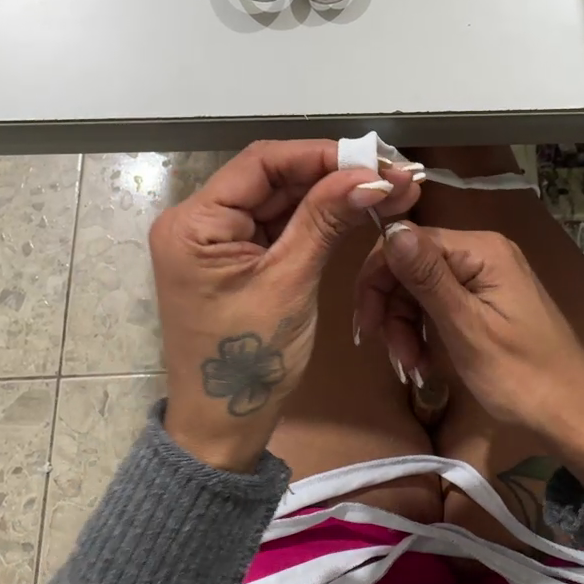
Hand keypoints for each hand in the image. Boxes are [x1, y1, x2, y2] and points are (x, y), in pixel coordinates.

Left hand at [149, 140, 419, 471]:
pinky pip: (277, 222)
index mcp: (194, 222)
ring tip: (383, 186)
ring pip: (279, 197)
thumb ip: (326, 219)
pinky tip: (354, 206)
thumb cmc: (251, 360)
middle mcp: (198, 220)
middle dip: (331, 173)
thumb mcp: (291, 283)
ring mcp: (216, 238)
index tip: (370, 157)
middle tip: (388, 171)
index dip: (318, 155)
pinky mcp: (234, 255)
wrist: (222, 428)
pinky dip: (315, 216)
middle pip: (271, 177)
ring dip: (329, 192)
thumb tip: (373, 175)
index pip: (260, 163)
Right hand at [356, 223, 583, 490]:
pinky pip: (440, 302)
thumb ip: (427, 278)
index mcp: (480, 249)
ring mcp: (485, 275)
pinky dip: (425, 331)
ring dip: (407, 327)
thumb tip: (392, 228)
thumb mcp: (467, 329)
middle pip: (411, 264)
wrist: (576, 416)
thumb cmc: (522, 377)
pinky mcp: (486, 298)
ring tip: (413, 367)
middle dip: (393, 310)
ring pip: (420, 287)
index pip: (407, 241)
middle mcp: (482, 251)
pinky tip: (424, 362)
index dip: (378, 278)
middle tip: (396, 358)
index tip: (365, 326)